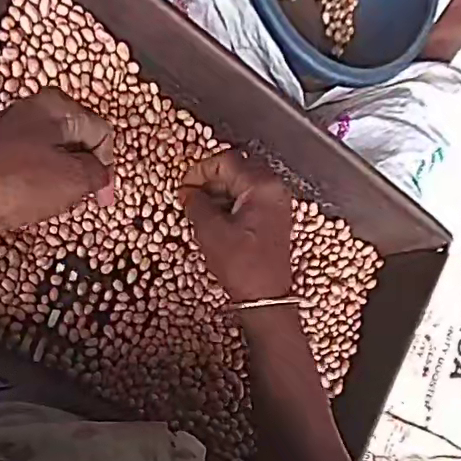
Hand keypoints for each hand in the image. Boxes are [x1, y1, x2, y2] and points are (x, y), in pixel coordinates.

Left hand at [0, 88, 114, 242]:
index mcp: (55, 107)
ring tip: (57, 204)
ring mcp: (9, 135)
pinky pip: (28, 170)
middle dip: (85, 172)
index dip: (109, 167)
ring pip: (51, 157)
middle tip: (85, 199)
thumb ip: (96, 173)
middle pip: (75, 142)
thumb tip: (100, 173)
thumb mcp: (73, 179)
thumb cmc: (14, 184)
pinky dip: (37, 187)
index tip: (106, 196)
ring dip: (61, 182)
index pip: (100, 131)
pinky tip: (31, 204)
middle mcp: (30, 113)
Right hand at [179, 150, 293, 302]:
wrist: (265, 298)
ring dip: (218, 194)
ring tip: (198, 211)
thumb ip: (197, 204)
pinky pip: (248, 201)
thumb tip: (188, 192)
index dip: (200, 171)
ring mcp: (276, 204)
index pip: (227, 162)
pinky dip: (229, 205)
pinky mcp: (273, 219)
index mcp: (262, 186)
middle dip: (209, 181)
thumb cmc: (242, 266)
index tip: (184, 186)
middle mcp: (274, 189)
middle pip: (236, 170)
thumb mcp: (211, 232)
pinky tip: (214, 221)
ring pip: (242, 185)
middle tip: (188, 196)